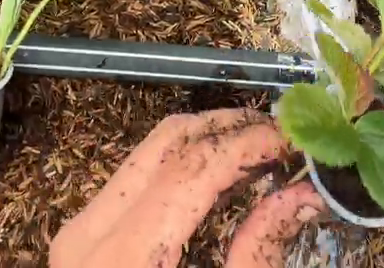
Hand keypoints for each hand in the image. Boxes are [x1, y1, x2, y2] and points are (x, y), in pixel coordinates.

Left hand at [49, 108, 324, 267]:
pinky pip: (139, 175)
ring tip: (262, 149)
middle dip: (231, 128)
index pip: (195, 168)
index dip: (251, 144)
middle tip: (284, 135)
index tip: (298, 139)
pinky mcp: (83, 236)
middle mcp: (88, 230)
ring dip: (210, 140)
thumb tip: (304, 193)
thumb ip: (259, 253)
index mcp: (120, 260)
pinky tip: (224, 176)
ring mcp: (79, 229)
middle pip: (170, 142)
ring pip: (152, 149)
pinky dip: (186, 164)